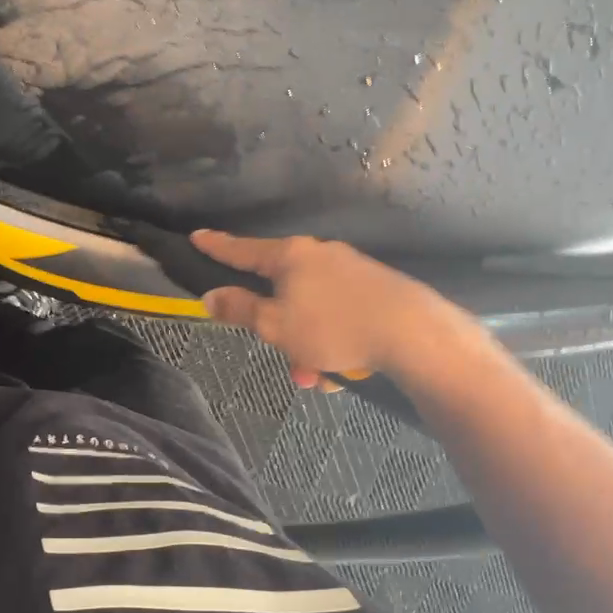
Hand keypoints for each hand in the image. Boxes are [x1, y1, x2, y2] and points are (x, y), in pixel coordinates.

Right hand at [191, 230, 477, 386]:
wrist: (416, 335)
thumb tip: (211, 297)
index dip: (216, 247)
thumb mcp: (275, 326)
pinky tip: (343, 369)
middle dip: (276, 328)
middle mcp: (319, 254)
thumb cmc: (334, 328)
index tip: (196, 236)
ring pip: (311, 309)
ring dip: (306, 344)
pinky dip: (332, 341)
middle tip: (282, 358)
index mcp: (290, 257)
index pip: (242, 250)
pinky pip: (338, 316)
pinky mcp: (375, 289)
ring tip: (317, 376)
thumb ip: (240, 310)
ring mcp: (351, 269)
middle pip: (280, 289)